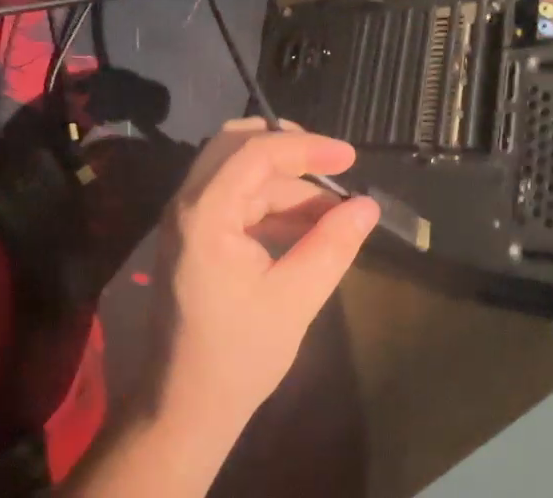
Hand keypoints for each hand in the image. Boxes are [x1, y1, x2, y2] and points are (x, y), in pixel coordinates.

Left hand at [147, 118, 379, 438]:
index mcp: (204, 214)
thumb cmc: (239, 355)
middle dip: (289, 151)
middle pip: (236, 148)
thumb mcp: (295, 298)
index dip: (305, 147)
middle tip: (334, 166)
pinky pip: (233, 199)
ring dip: (284, 182)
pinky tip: (307, 225)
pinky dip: (269, 204)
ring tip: (334, 208)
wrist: (185, 404)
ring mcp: (185, 219)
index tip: (350, 157)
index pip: (254, 152)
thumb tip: (367, 206)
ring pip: (236, 173)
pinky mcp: (193, 236)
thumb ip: (332, 245)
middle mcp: (187, 204)